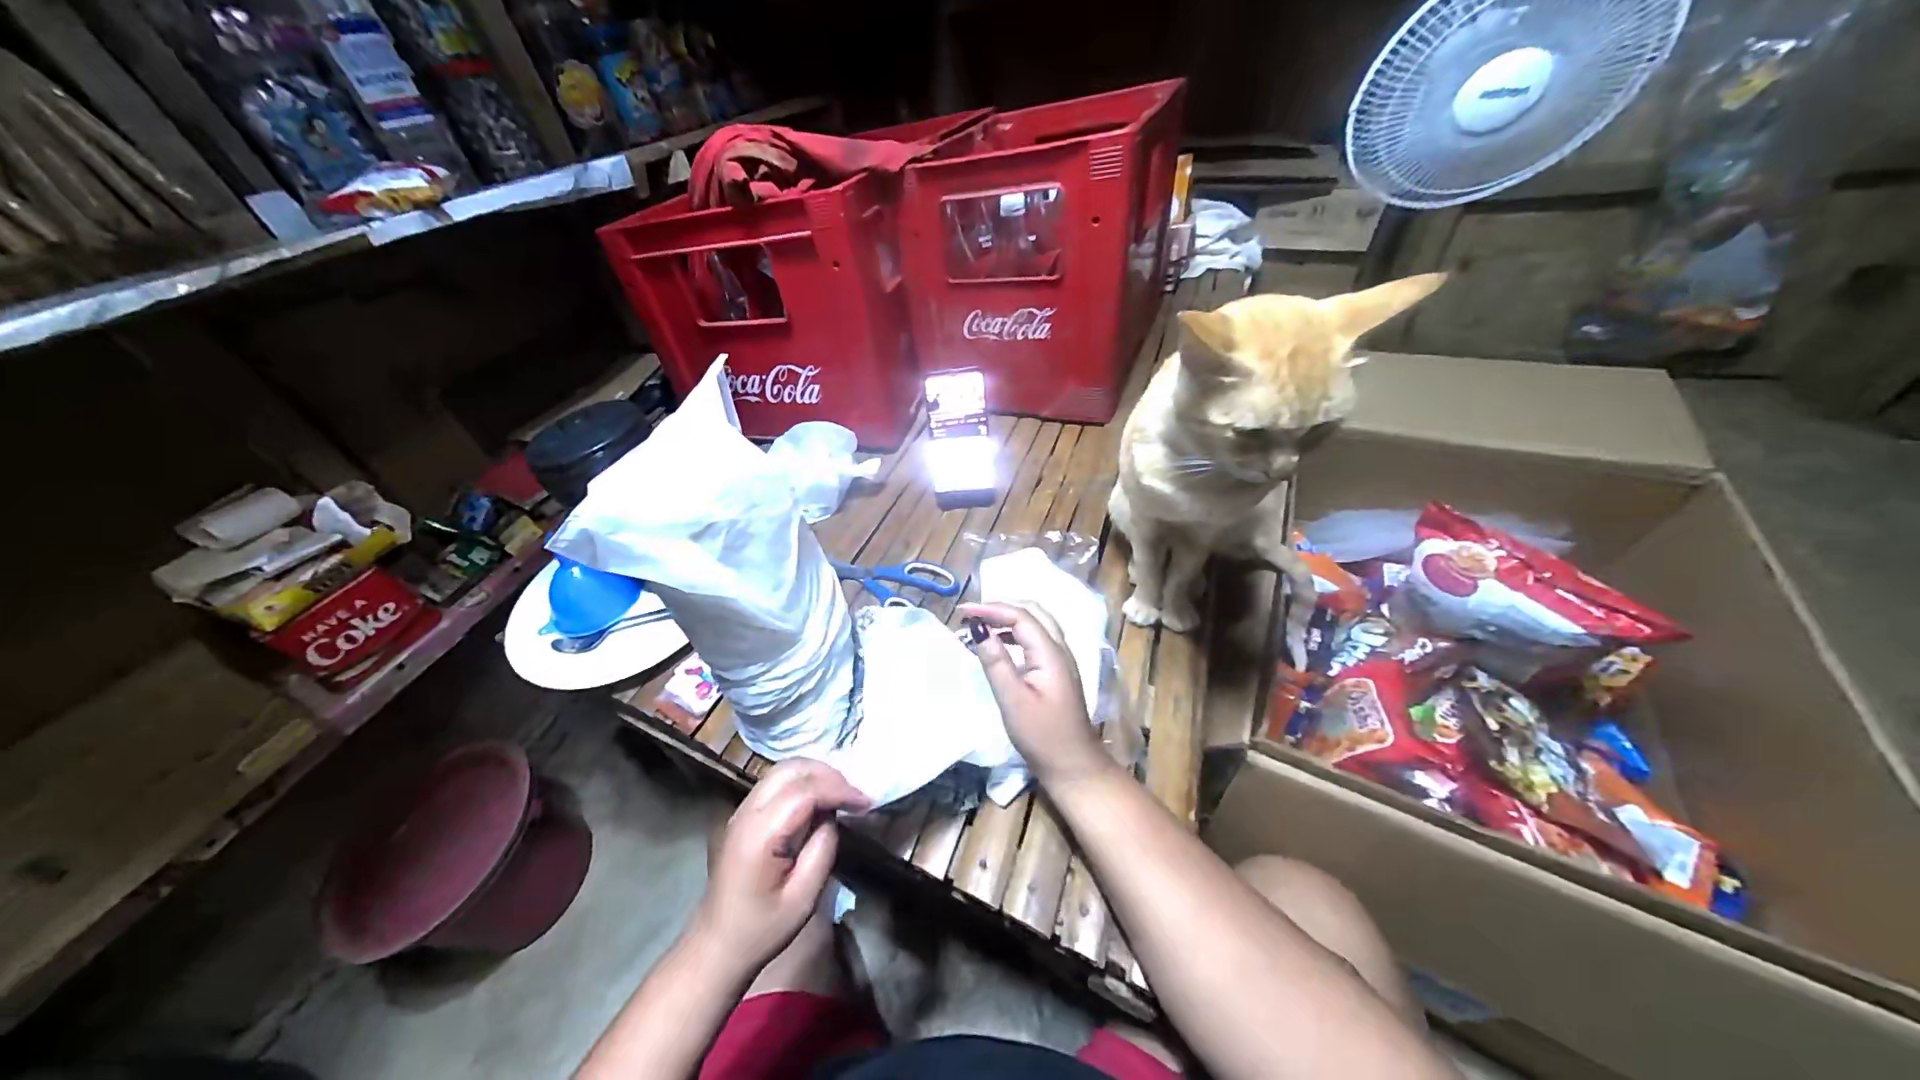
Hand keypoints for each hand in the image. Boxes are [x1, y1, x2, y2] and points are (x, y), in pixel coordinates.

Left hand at [693, 759, 869, 971]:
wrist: (717, 945)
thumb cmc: (761, 929)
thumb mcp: (803, 898)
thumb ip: (823, 850)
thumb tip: (833, 817)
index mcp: (758, 835)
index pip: (804, 791)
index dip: (839, 790)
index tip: (866, 803)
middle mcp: (746, 814)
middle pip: (791, 769)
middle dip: (828, 774)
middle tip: (855, 796)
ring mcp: (741, 812)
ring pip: (782, 770)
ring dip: (816, 775)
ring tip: (842, 795)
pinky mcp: (744, 816)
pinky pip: (776, 783)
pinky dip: (803, 782)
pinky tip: (820, 801)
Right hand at [959, 601, 1109, 787]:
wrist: (1074, 765)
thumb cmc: (1042, 735)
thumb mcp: (1012, 700)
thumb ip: (996, 662)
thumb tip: (979, 629)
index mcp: (1050, 653)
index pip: (1020, 616)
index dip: (991, 608)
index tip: (962, 611)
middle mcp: (1060, 650)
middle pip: (1033, 612)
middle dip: (1001, 607)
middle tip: (972, 613)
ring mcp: (1061, 661)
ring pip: (1037, 624)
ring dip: (1009, 618)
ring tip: (981, 625)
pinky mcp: (1057, 672)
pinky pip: (1037, 639)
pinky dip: (1016, 633)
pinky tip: (1000, 645)